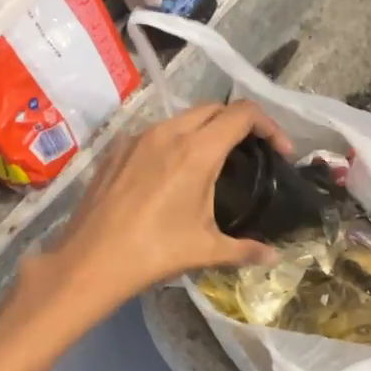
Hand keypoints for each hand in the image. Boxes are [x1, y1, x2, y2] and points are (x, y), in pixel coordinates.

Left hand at [30, 102, 289, 306]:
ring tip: (212, 162)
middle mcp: (168, 133)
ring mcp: (137, 138)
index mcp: (197, 151)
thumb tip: (273, 257)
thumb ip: (244, 249)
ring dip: (203, 131)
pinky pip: (153, 134)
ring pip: (180, 119)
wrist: (91, 261)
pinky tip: (171, 175)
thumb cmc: (154, 253)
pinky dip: (173, 143)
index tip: (279, 150)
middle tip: (250, 153)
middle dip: (237, 124)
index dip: (268, 126)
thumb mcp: (205, 250)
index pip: (242, 114)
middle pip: (213, 109)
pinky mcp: (115, 150)